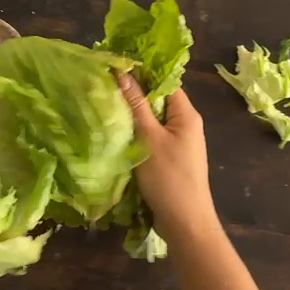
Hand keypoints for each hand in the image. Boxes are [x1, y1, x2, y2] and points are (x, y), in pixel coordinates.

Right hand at [118, 74, 219, 243]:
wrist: (184, 222)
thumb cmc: (169, 178)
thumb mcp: (149, 138)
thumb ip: (136, 105)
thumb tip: (122, 72)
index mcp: (186, 114)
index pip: (164, 82)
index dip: (141, 73)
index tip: (113, 67)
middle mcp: (185, 124)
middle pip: (157, 100)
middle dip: (132, 95)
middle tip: (102, 86)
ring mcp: (178, 143)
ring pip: (152, 121)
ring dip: (132, 117)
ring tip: (103, 107)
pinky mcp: (168, 159)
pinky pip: (150, 139)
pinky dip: (135, 135)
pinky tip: (114, 134)